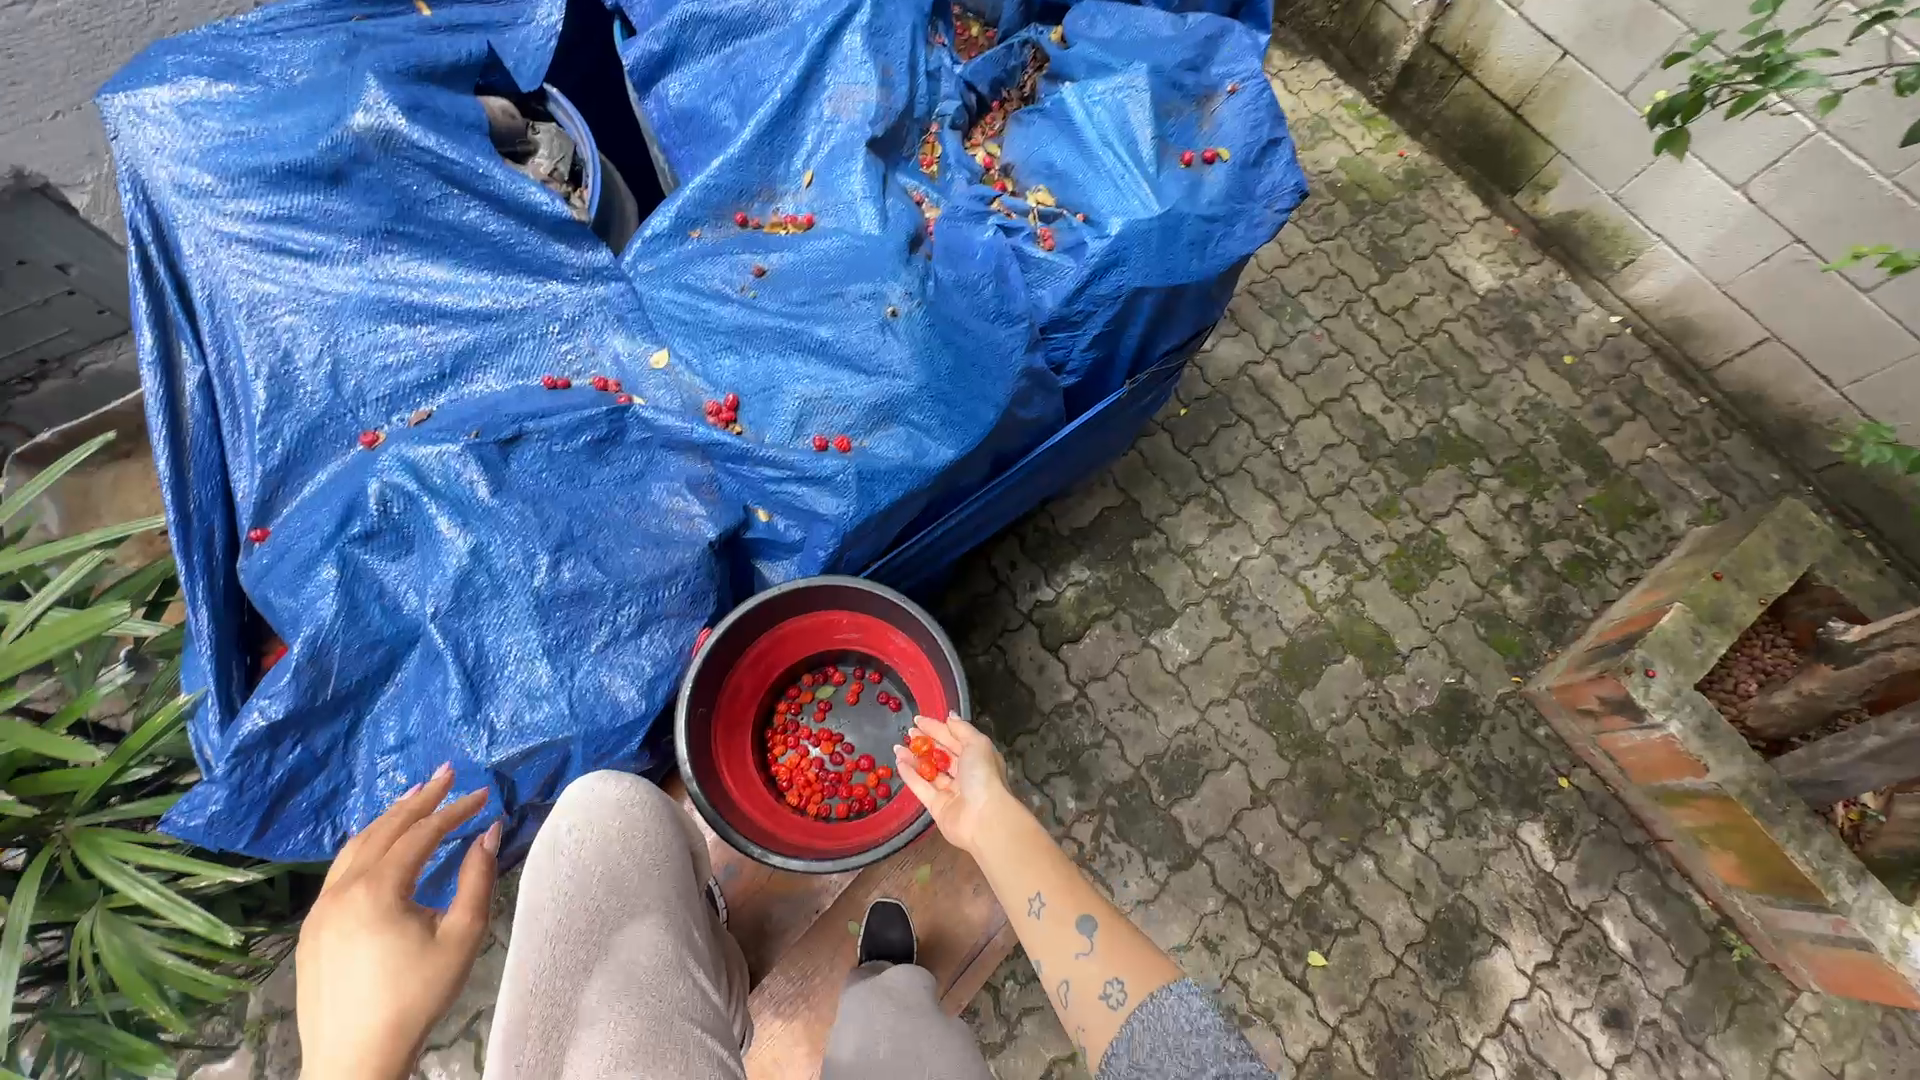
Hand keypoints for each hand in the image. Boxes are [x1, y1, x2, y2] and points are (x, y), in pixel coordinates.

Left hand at [295, 764, 500, 1079]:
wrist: (355, 1060)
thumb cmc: (417, 995)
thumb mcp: (462, 935)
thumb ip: (477, 877)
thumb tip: (489, 831)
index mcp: (376, 890)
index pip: (422, 833)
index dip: (455, 810)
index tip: (484, 794)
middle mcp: (341, 892)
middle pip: (384, 831)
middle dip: (420, 800)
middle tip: (447, 773)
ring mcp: (319, 911)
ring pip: (355, 848)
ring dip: (389, 818)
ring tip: (415, 797)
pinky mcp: (312, 930)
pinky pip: (341, 871)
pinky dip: (367, 844)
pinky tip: (382, 843)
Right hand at [894, 714, 1018, 856]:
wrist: (984, 818)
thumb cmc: (983, 776)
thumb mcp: (977, 744)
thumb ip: (962, 729)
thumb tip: (950, 716)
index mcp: (978, 758)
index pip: (955, 739)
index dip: (937, 728)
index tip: (918, 720)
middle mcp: (966, 774)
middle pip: (942, 755)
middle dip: (926, 742)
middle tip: (908, 732)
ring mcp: (951, 792)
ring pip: (930, 771)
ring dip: (914, 758)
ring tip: (898, 746)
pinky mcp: (937, 807)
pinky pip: (922, 787)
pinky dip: (910, 775)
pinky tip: (899, 762)